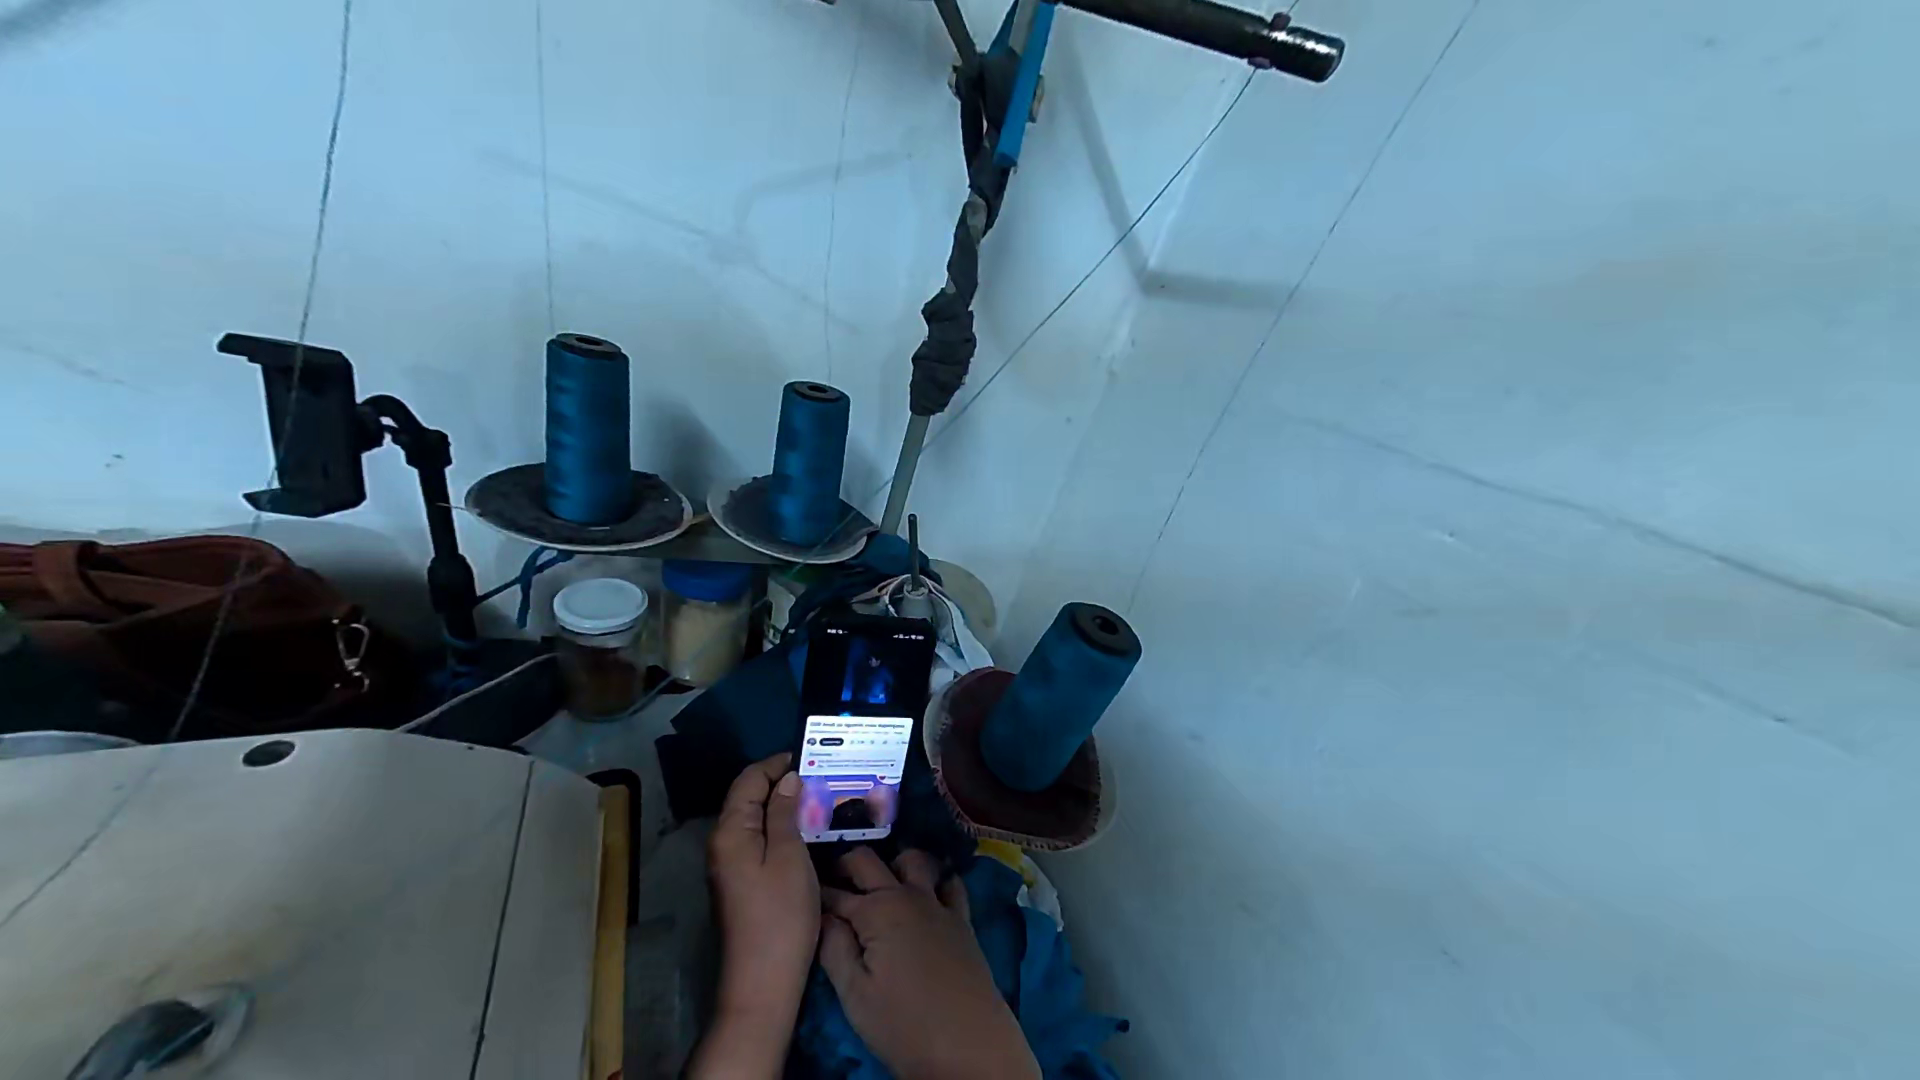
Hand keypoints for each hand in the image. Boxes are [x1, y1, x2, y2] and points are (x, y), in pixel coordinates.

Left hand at [688, 753, 818, 1078]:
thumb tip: (787, 778)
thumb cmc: (780, 915)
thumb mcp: (789, 856)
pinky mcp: (740, 881)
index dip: (776, 764)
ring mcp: (730, 864)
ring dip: (781, 803)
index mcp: (730, 832)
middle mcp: (723, 843)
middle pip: (748, 797)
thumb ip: (784, 812)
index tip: (809, 757)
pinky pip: (758, 838)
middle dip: (780, 781)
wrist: (763, 981)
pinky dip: (779, 826)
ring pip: (754, 818)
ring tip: (816, 797)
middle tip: (818, 776)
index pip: (748, 780)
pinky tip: (804, 829)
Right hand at [820, 849, 1040, 1079]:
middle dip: (846, 864)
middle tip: (833, 878)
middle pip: (869, 861)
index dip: (817, 892)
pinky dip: (936, 880)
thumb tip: (824, 917)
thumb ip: (835, 950)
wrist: (969, 1044)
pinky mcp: (961, 917)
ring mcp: (937, 903)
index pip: (836, 893)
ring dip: (893, 863)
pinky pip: (950, 882)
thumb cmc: (904, 1025)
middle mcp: (906, 895)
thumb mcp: (856, 997)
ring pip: (914, 860)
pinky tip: (929, 892)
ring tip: (882, 882)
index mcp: (876, 911)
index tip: (804, 893)